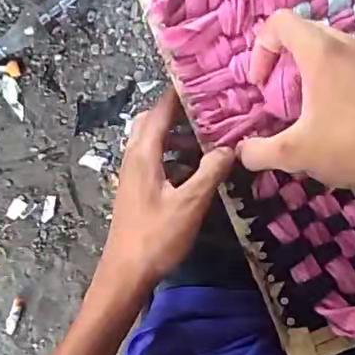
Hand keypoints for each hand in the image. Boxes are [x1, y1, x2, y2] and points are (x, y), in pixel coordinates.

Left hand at [95, 92, 234, 296]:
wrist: (125, 272)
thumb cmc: (156, 236)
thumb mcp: (190, 203)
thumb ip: (210, 172)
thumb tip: (229, 148)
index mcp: (143, 154)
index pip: (161, 110)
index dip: (180, 94)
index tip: (203, 82)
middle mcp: (134, 158)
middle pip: (154, 123)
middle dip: (180, 115)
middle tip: (210, 113)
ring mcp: (133, 174)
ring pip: (154, 143)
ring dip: (179, 139)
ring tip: (208, 143)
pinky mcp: (136, 190)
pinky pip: (155, 161)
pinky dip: (174, 158)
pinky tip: (196, 171)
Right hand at [238, 9, 354, 197]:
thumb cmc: (352, 145)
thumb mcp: (296, 153)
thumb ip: (259, 152)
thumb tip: (242, 153)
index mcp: (321, 53)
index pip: (279, 23)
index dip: (260, 50)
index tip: (262, 86)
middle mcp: (349, 46)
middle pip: (306, 35)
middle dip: (285, 63)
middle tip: (283, 99)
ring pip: (334, 52)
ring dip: (314, 74)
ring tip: (314, 112)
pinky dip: (341, 85)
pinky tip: (347, 122)